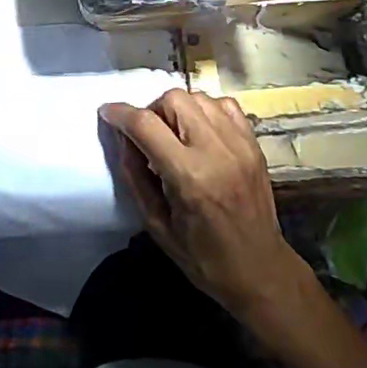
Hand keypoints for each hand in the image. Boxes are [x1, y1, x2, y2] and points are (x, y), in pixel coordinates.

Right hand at [100, 89, 317, 323]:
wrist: (259, 270)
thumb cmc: (202, 256)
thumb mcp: (154, 222)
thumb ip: (133, 174)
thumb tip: (121, 136)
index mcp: (189, 176)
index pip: (146, 124)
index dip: (119, 114)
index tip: (107, 113)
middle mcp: (217, 151)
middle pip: (174, 99)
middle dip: (152, 110)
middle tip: (149, 136)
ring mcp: (240, 144)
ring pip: (198, 96)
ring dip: (178, 108)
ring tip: (175, 135)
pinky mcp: (254, 144)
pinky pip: (224, 105)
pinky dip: (206, 110)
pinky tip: (200, 132)